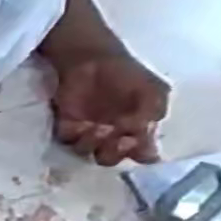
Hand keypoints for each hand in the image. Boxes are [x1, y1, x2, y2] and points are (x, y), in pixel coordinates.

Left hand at [50, 51, 168, 166]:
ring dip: (94, 143)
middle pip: (110, 159)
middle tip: (118, 138)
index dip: (141, 155)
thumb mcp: (154, 92)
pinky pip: (67, 138)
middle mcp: (112, 136)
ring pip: (87, 152)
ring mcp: (87, 131)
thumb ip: (152, 113)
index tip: (139, 143)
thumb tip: (139, 133)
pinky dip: (74, 134)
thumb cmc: (130, 77)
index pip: (143, 155)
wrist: (96, 61)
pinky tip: (81, 123)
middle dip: (114, 153)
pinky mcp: (66, 124)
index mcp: (138, 131)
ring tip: (100, 127)